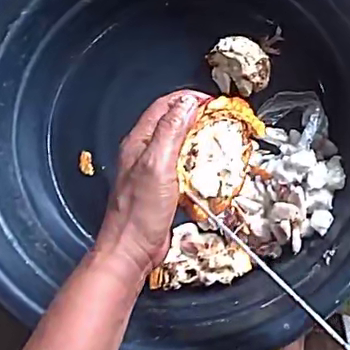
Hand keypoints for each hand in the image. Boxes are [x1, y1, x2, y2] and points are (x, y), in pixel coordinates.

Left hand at [92, 90, 207, 278]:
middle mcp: (143, 153)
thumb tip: (186, 104)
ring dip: (197, 138)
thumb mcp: (157, 166)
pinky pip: (180, 166)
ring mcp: (151, 171)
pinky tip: (207, 168)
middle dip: (196, 116)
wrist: (130, 251)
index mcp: (138, 142)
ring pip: (177, 144)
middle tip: (219, 118)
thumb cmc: (137, 214)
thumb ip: (170, 132)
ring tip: (218, 138)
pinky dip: (196, 162)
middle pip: (171, 122)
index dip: (188, 99)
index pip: (164, 106)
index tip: (212, 102)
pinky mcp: (161, 189)